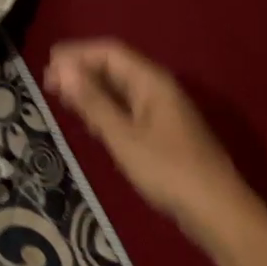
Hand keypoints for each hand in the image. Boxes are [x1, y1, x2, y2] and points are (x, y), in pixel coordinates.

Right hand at [44, 39, 249, 234]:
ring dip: (92, 90)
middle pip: (115, 66)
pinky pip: (129, 108)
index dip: (77, 54)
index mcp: (151, 82)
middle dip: (82, 70)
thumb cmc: (168, 171)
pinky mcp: (164, 132)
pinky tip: (92, 122)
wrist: (218, 213)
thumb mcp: (123, 137)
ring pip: (121, 88)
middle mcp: (159, 88)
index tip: (47, 66)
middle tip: (49, 84)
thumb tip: (63, 69)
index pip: (109, 52)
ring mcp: (163, 111)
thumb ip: (93, 102)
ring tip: (63, 100)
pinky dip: (106, 108)